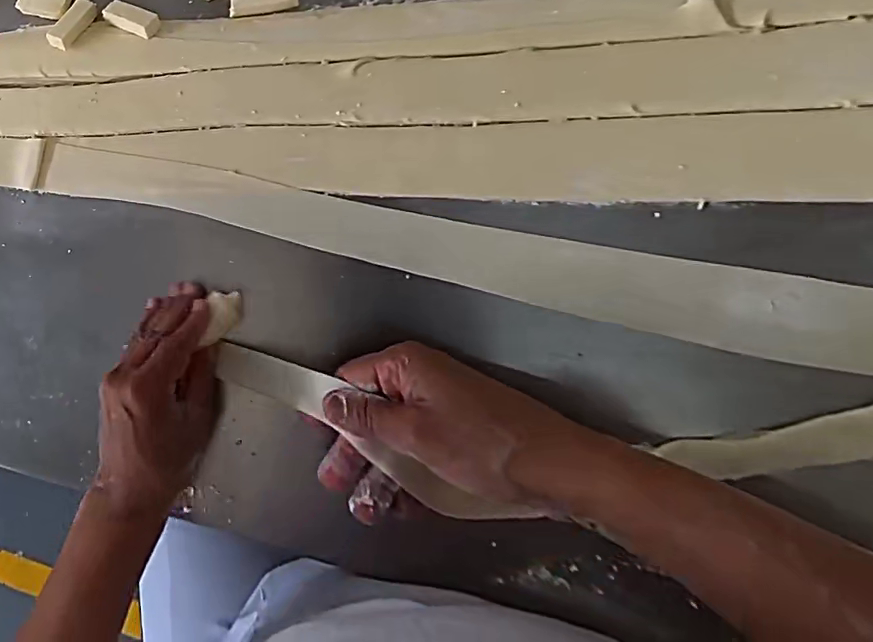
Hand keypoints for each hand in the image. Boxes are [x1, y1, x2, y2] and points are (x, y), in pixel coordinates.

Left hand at [92, 282, 220, 517]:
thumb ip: (200, 378)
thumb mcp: (195, 422)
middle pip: (156, 333)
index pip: (175, 344)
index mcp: (147, 388)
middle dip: (177, 309)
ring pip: (142, 336)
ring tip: (178, 293)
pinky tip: (155, 312)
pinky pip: (133, 347)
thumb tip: (207, 344)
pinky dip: (147, 329)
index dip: (193, 323)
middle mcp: (125, 376)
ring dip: (162, 313)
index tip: (207, 304)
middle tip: (194, 289)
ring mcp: (114, 377)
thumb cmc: (166, 466)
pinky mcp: (111, 380)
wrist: (127, 491)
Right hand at [315, 342, 607, 521]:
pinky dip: (408, 478)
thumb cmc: (490, 443)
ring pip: (394, 438)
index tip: (313, 427)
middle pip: (370, 412)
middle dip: (352, 449)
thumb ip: (367, 417)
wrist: (559, 470)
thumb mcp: (414, 432)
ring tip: (368, 504)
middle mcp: (419, 381)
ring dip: (379, 472)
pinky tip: (399, 505)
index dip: (330, 405)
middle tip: (335, 476)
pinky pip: (419, 452)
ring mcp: (439, 408)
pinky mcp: (457, 434)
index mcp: (406, 366)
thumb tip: (331, 401)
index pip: (351, 378)